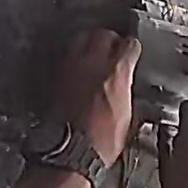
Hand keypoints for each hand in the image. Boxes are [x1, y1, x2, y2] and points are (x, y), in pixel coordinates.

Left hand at [55, 29, 140, 165]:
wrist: (69, 152)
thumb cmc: (101, 141)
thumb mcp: (127, 118)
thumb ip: (127, 93)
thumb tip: (127, 87)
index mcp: (116, 72)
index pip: (129, 45)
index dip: (132, 48)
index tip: (132, 52)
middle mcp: (93, 63)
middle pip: (103, 35)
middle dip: (110, 40)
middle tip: (113, 48)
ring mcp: (71, 67)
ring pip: (81, 38)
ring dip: (89, 42)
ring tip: (93, 52)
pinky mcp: (55, 75)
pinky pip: (66, 55)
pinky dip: (73, 56)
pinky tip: (77, 66)